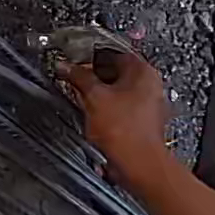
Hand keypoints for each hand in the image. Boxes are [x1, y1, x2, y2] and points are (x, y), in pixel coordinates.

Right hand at [56, 51, 173, 187]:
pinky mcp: (140, 120)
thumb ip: (78, 77)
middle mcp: (150, 85)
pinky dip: (105, 105)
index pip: (115, 52)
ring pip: (117, 89)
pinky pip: (120, 105)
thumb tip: (65, 66)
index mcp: (143, 72)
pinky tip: (91, 111)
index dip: (92, 55)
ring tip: (80, 95)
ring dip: (98, 91)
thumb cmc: (124, 129)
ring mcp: (147, 103)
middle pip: (116, 71)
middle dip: (93, 74)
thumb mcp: (93, 96)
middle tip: (74, 77)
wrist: (137, 162)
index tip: (75, 60)